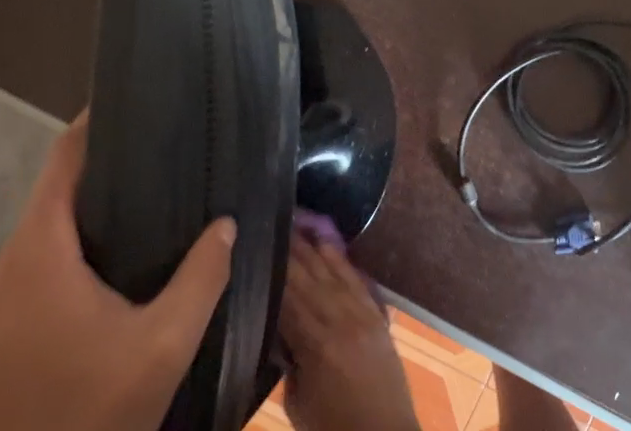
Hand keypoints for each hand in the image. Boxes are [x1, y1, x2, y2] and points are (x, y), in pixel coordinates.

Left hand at [0, 115, 236, 430]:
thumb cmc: (87, 412)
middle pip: (53, 198)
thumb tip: (226, 224)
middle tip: (162, 162)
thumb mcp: (162, 347)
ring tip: (145, 212)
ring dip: (86, 221)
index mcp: (38, 253)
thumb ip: (200, 278)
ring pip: (42, 239)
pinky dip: (67, 259)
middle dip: (104, 175)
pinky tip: (108, 278)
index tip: (135, 104)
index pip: (62, 162)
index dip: (95, 126)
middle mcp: (3, 267)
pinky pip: (31, 275)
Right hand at [280, 235, 419, 430]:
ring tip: (293, 220)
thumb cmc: (332, 429)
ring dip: (312, 246)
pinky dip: (340, 259)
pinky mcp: (377, 316)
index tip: (252, 246)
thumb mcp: (297, 400)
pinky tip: (327, 242)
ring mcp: (363, 315)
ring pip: (332, 271)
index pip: (287, 298)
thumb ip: (288, 358)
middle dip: (288, 249)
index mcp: (316, 344)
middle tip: (268, 222)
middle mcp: (340, 320)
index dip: (270, 271)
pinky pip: (356, 280)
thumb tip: (277, 327)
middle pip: (308, 277)